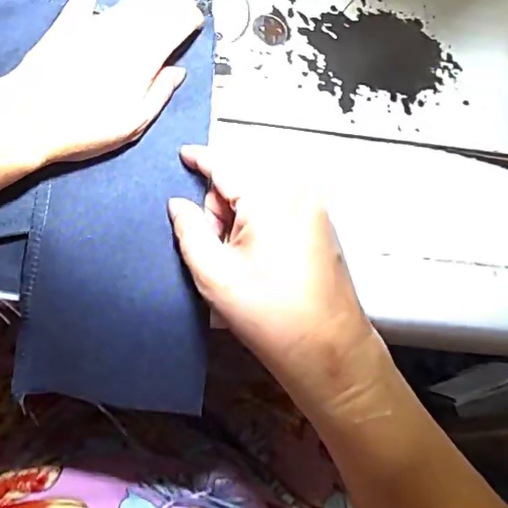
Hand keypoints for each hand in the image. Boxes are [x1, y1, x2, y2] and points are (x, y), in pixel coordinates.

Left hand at [0, 0, 204, 165]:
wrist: (29, 118)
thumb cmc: (83, 127)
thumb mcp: (132, 123)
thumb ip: (159, 94)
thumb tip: (176, 73)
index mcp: (143, 58)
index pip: (175, 27)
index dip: (190, 18)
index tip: (196, 17)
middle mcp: (122, 35)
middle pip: (156, 11)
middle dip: (174, 3)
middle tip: (185, 0)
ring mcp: (94, 26)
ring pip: (128, 3)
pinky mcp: (68, 24)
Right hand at [169, 145, 387, 416]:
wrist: (329, 352)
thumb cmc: (276, 318)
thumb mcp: (213, 273)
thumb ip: (188, 229)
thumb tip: (178, 206)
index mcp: (270, 198)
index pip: (225, 163)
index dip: (199, 158)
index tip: (184, 155)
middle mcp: (296, 194)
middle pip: (241, 177)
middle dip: (219, 202)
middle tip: (214, 242)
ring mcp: (311, 208)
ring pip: (258, 192)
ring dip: (239, 212)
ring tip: (237, 257)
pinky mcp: (318, 224)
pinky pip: (277, 204)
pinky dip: (258, 219)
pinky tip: (256, 257)